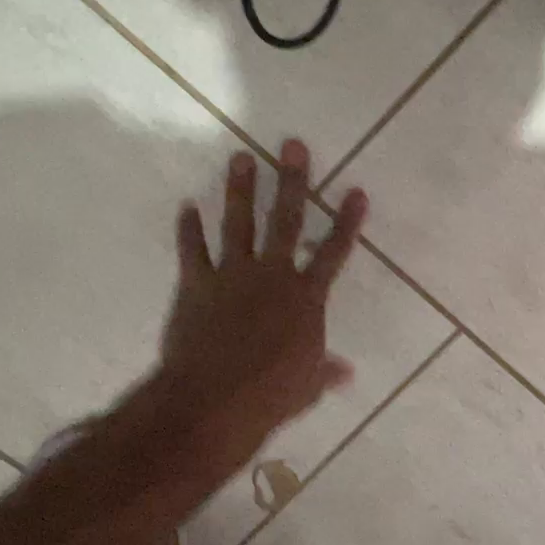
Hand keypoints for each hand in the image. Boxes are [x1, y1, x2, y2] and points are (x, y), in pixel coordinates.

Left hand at [152, 139, 366, 456]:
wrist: (215, 399)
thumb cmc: (272, 395)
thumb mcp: (308, 386)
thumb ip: (324, 371)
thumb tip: (346, 372)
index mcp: (306, 299)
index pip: (334, 252)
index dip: (347, 221)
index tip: (356, 191)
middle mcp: (273, 275)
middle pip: (285, 221)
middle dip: (291, 181)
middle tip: (292, 145)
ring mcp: (232, 276)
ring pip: (238, 224)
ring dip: (240, 189)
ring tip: (241, 157)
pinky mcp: (196, 285)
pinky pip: (192, 251)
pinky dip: (189, 229)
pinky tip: (187, 207)